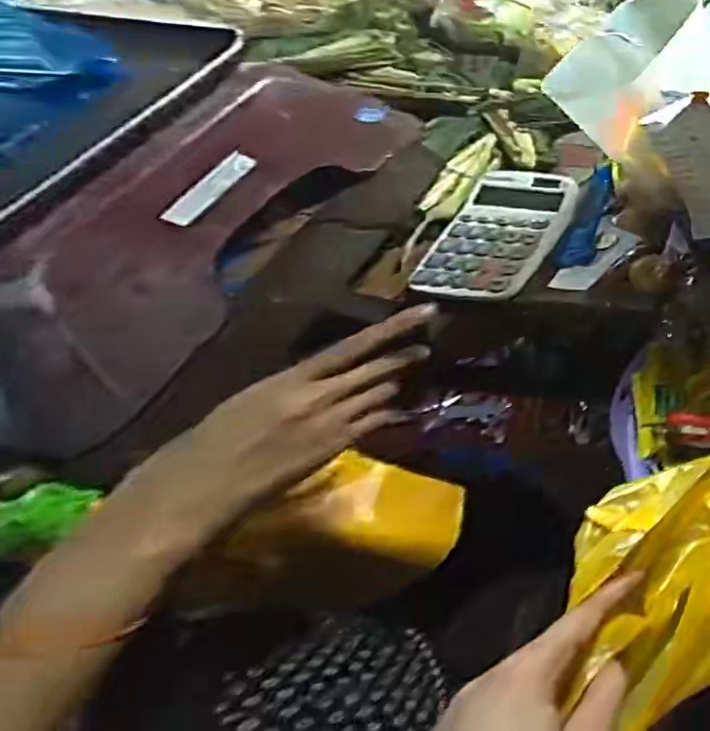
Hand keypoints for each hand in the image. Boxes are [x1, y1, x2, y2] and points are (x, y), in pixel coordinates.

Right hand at [113, 305, 438, 547]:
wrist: (188, 494)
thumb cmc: (201, 448)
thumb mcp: (247, 403)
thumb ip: (292, 388)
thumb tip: (323, 378)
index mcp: (287, 379)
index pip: (352, 345)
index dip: (394, 327)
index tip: (426, 310)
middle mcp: (316, 396)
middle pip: (377, 368)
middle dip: (405, 356)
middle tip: (426, 348)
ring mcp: (331, 421)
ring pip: (383, 393)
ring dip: (394, 387)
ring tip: (405, 382)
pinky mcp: (337, 446)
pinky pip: (377, 421)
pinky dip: (389, 415)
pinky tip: (397, 413)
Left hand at [435, 574, 642, 730]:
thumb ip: (606, 694)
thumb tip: (616, 660)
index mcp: (523, 673)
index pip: (578, 619)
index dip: (612, 595)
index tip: (639, 572)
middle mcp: (487, 679)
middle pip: (548, 644)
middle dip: (586, 634)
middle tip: (622, 622)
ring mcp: (459, 709)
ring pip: (524, 672)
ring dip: (559, 668)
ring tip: (591, 667)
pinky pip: (502, 699)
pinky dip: (534, 694)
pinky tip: (548, 712)